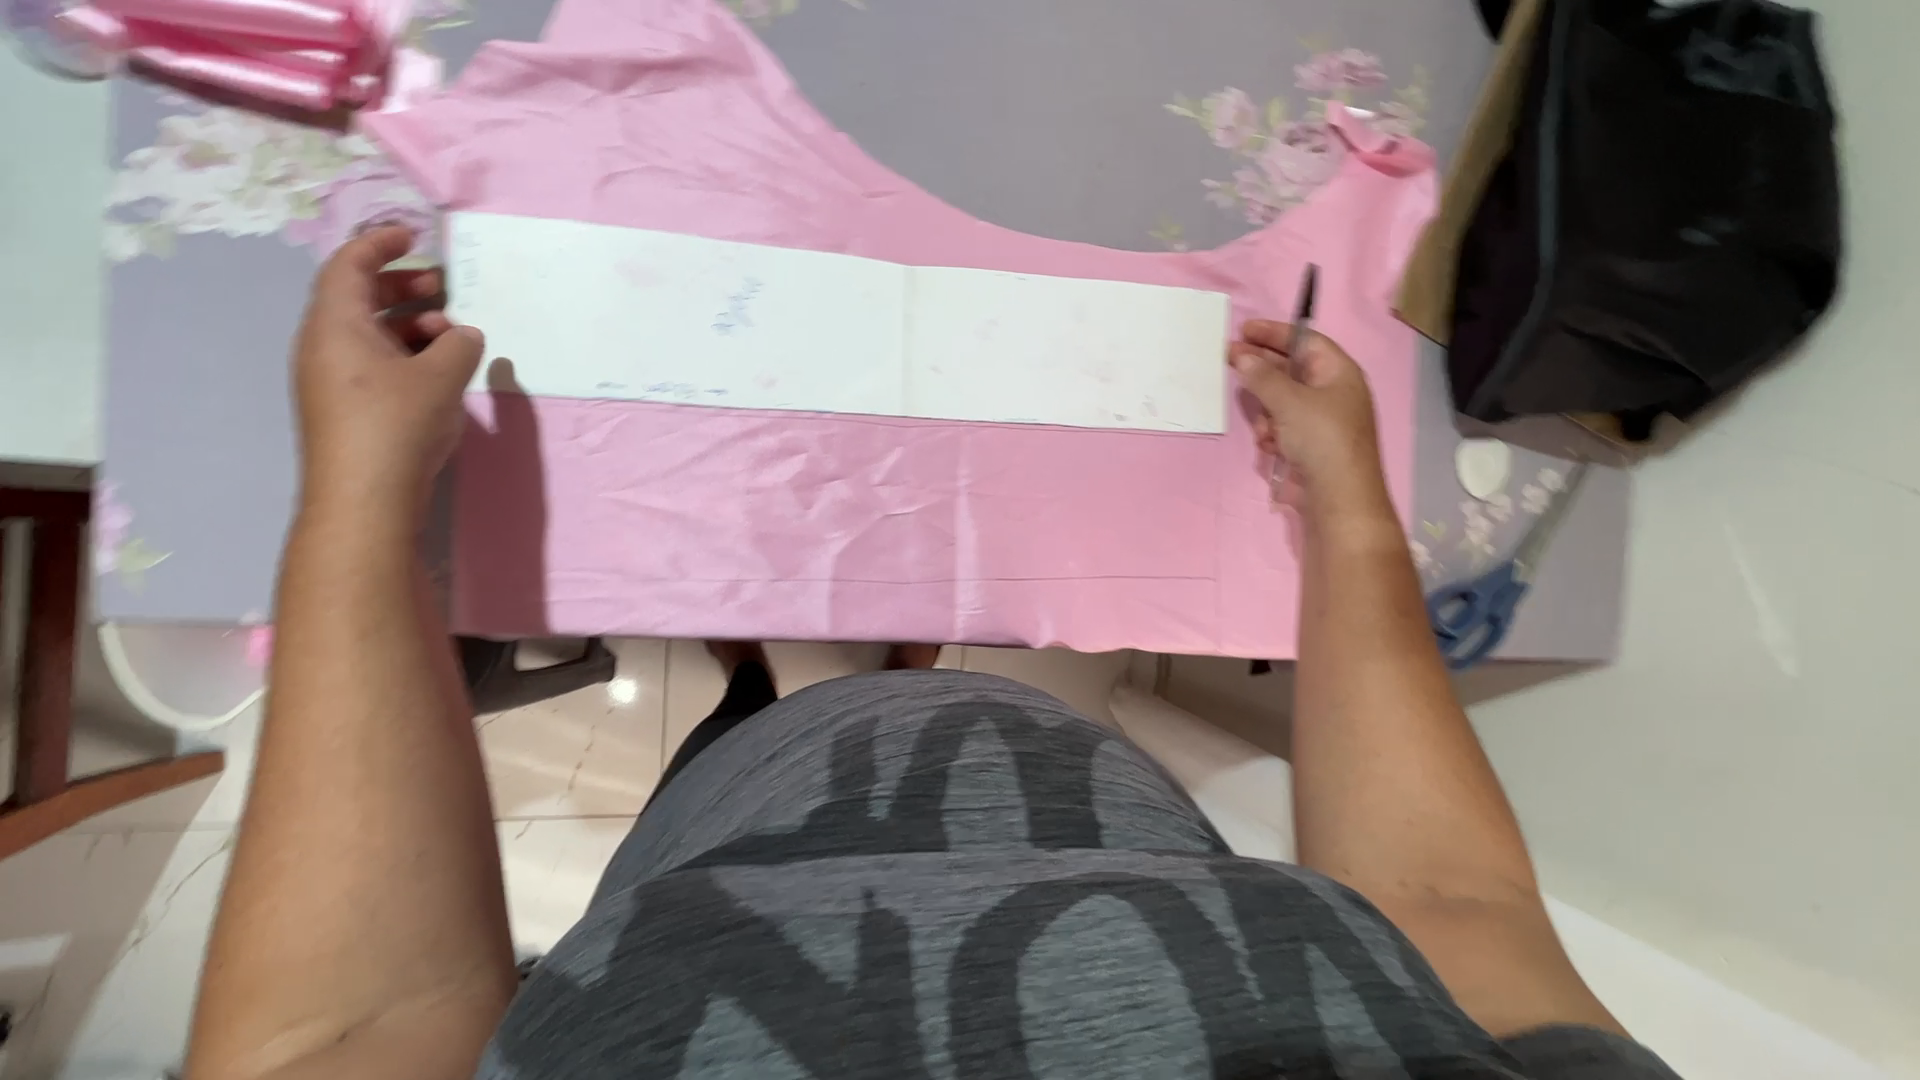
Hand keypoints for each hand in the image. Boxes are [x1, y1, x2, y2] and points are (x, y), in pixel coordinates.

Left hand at [292, 225, 483, 525]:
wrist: (365, 496)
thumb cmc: (397, 424)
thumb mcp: (440, 378)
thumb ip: (458, 347)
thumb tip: (465, 334)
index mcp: (336, 324)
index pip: (349, 265)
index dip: (380, 244)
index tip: (414, 236)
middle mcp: (325, 345)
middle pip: (359, 298)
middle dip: (403, 287)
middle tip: (445, 289)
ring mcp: (333, 379)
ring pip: (371, 333)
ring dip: (411, 326)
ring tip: (455, 338)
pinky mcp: (349, 408)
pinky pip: (376, 362)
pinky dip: (407, 355)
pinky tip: (440, 373)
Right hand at [1228, 320, 1390, 520]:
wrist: (1338, 495)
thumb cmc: (1321, 439)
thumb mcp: (1289, 402)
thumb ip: (1262, 376)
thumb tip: (1241, 356)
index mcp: (1338, 372)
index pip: (1304, 341)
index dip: (1274, 334)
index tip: (1243, 330)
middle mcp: (1332, 391)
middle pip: (1291, 369)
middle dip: (1262, 370)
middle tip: (1230, 360)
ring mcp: (1321, 419)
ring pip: (1282, 400)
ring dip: (1266, 410)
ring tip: (1264, 427)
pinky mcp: (1309, 443)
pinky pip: (1283, 426)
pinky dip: (1273, 432)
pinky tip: (1270, 445)